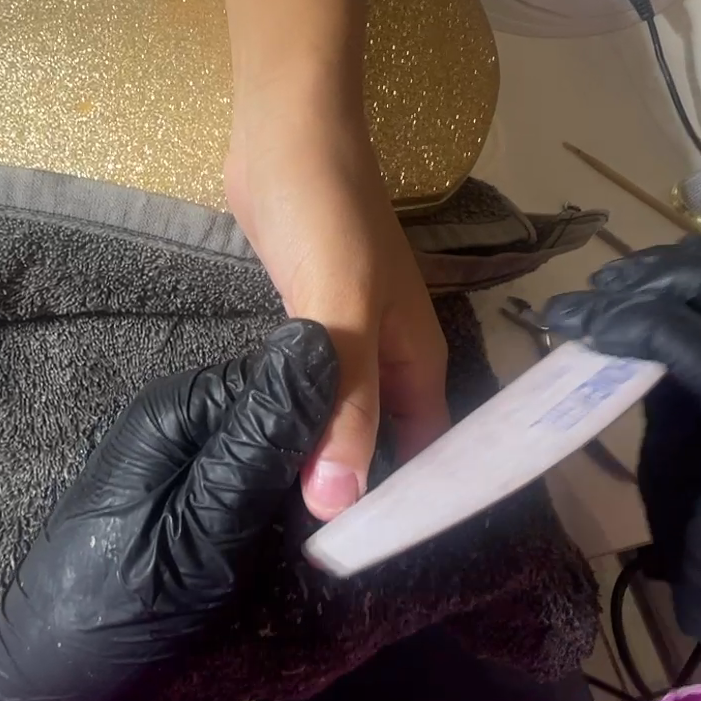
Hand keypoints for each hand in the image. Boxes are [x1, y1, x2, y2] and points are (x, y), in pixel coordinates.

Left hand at [0, 321, 339, 700]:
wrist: (58, 681)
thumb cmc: (122, 610)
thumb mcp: (202, 531)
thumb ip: (259, 444)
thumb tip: (317, 341)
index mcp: (176, 408)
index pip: (281, 376)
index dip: (330, 421)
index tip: (363, 483)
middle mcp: (176, 417)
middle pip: (277, 410)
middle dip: (317, 458)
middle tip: (343, 524)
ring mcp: (178, 455)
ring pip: (269, 447)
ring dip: (301, 488)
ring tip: (321, 541)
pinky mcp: (182, 490)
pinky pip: (247, 478)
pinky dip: (276, 507)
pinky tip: (289, 546)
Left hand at [225, 110, 449, 519]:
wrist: (285, 139)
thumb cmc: (326, 217)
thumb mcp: (340, 311)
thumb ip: (345, 402)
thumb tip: (337, 502)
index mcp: (417, 360)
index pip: (429, 457)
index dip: (404, 508)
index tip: (356, 562)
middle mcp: (390, 357)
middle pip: (388, 442)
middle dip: (359, 491)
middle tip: (305, 555)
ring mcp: (347, 338)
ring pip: (348, 415)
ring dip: (326, 456)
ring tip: (284, 519)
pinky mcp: (306, 321)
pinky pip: (314, 388)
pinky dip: (301, 419)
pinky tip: (271, 447)